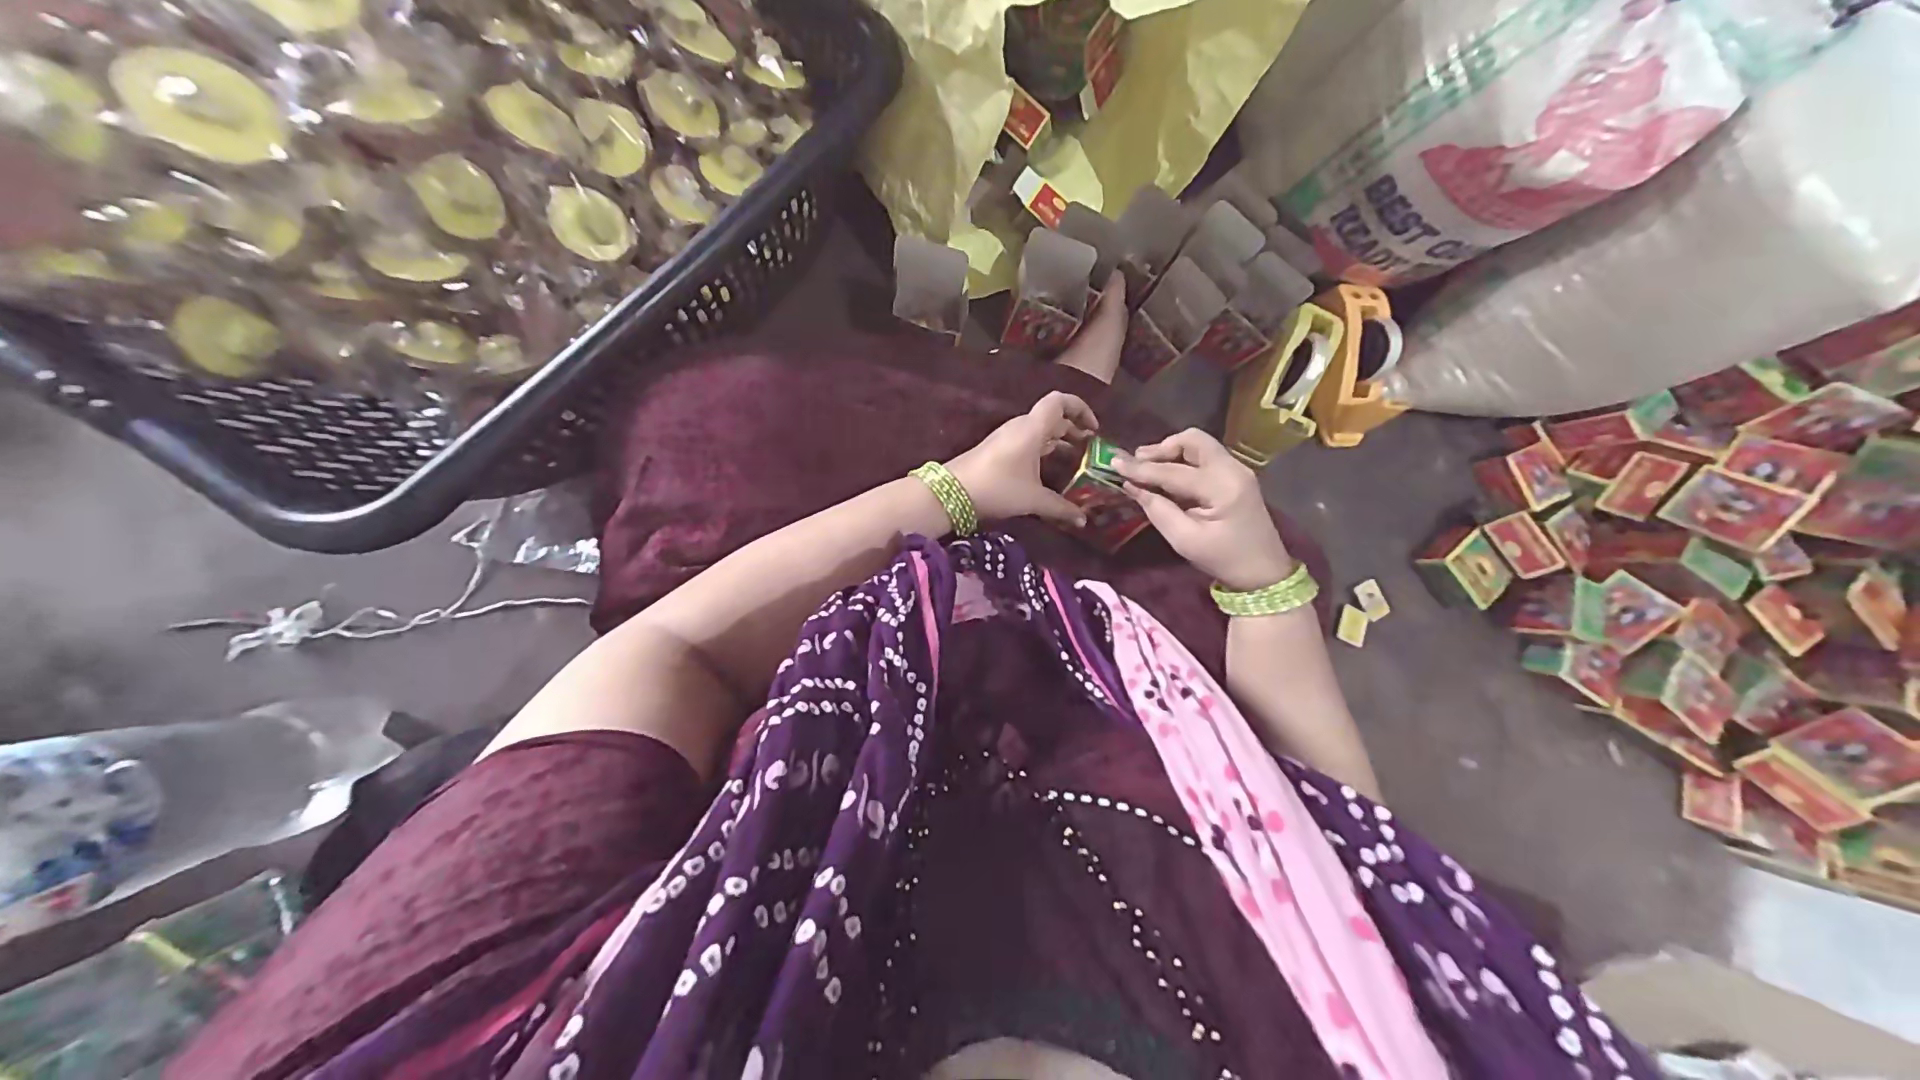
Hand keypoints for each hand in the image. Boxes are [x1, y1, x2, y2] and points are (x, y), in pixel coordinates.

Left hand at [946, 391, 1097, 527]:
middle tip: (1089, 448)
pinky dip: (1043, 448)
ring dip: (1058, 439)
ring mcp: (1006, 436)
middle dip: (1073, 428)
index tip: (1093, 429)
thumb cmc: (997, 488)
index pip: (1060, 401)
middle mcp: (1020, 426)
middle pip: (1052, 416)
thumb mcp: (1033, 499)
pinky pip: (1028, 440)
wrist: (951, 492)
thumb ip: (1061, 508)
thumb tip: (1082, 519)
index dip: (1080, 409)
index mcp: (1032, 428)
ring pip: (1039, 429)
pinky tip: (1049, 468)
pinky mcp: (997, 448)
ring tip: (1074, 459)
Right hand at [1111, 428, 1295, 590]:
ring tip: (1148, 467)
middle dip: (1161, 448)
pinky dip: (1183, 459)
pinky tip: (1166, 475)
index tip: (1114, 463)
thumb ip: (1157, 510)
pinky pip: (1204, 456)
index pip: (1173, 471)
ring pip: (1199, 444)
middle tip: (1136, 462)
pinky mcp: (1235, 476)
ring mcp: (1237, 470)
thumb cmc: (1223, 559)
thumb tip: (1131, 486)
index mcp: (1222, 487)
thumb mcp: (1185, 540)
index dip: (1141, 468)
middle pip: (1192, 440)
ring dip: (1171, 451)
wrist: (1263, 572)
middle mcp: (1232, 469)